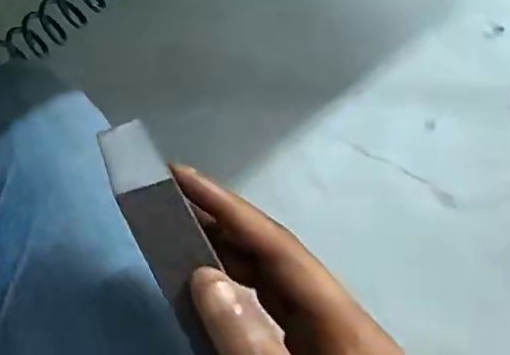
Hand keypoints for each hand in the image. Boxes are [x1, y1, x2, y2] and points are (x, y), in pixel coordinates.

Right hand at [173, 164, 403, 354]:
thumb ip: (250, 340)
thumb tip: (203, 276)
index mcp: (344, 317)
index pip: (276, 241)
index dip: (224, 203)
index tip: (177, 171)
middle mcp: (340, 318)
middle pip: (273, 257)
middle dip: (219, 226)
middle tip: (165, 201)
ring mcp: (335, 340)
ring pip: (273, 286)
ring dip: (226, 261)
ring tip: (176, 241)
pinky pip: (275, 315)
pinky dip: (240, 297)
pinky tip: (213, 299)